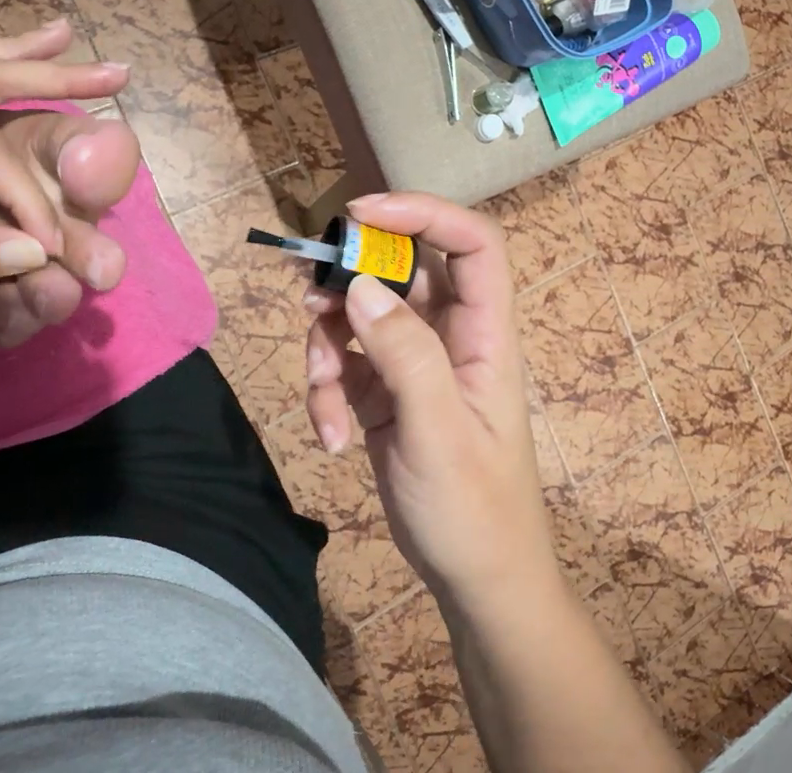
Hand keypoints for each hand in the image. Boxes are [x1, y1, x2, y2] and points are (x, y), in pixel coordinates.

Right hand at [303, 193, 558, 606]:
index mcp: (484, 333)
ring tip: (323, 390)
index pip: (471, 244)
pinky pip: (344, 364)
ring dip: (328, 346)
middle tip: (307, 293)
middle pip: (399, 271)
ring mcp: (412, 363)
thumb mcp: (440, 430)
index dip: (423, 213)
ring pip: (359, 316)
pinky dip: (325, 391)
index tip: (361, 213)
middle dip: (349, 278)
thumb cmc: (475, 508)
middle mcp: (448, 336)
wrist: (474, 579)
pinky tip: (330, 437)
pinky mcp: (383, 392)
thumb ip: (405, 354)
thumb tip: (358, 286)